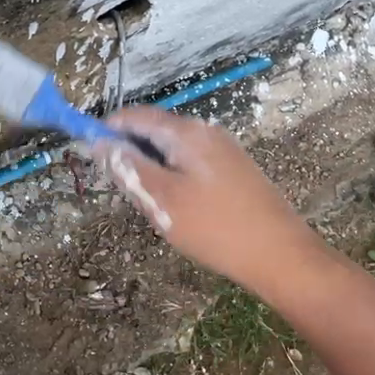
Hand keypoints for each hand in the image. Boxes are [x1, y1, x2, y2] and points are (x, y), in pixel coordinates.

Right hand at [91, 107, 323, 291]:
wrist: (285, 258)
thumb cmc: (216, 228)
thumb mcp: (160, 200)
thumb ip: (127, 167)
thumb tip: (99, 142)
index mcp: (186, 132)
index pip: (134, 115)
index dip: (107, 130)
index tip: (90, 154)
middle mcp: (205, 131)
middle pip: (153, 129)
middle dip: (131, 152)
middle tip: (124, 189)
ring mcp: (223, 149)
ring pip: (171, 148)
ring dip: (152, 167)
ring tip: (151, 203)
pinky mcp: (235, 169)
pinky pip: (190, 161)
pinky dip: (173, 175)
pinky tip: (178, 207)